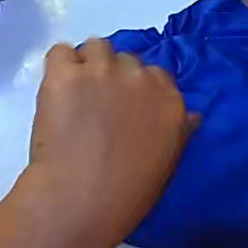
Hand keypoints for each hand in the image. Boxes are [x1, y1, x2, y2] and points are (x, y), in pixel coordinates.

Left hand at [0, 39, 190, 247]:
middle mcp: (139, 77)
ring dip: (87, 66)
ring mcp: (101, 71)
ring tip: (74, 95)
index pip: (156, 74)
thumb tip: (191, 115)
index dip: (137, 89)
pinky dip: (58, 67)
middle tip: (97, 106)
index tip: (124, 108)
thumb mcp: (168, 162)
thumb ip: (179, 130)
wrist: (80, 200)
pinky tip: (56, 90)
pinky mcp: (65, 74)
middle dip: (112, 77)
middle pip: (125, 59)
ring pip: (95, 48)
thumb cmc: (127, 194)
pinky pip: (60, 52)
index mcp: (169, 100)